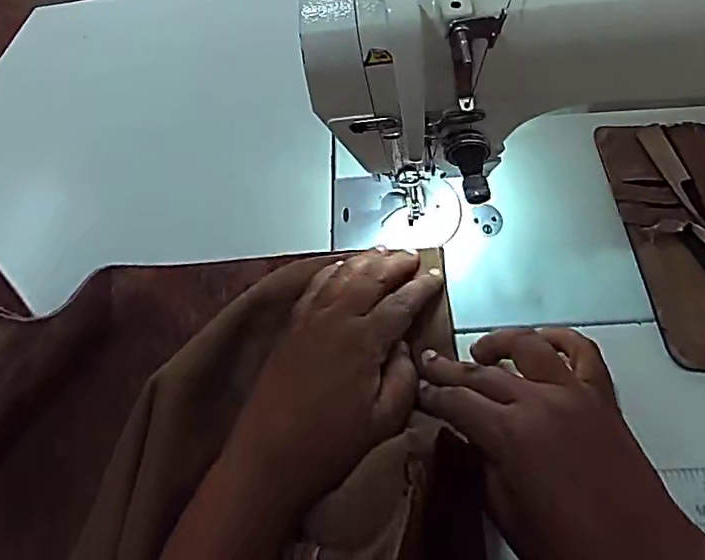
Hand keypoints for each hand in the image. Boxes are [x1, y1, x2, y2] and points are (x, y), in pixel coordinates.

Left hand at [222, 249, 443, 518]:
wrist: (270, 452)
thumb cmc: (331, 444)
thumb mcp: (383, 421)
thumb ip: (403, 378)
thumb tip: (404, 348)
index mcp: (364, 340)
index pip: (400, 303)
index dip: (420, 288)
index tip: (434, 275)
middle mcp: (337, 318)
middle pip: (371, 278)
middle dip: (394, 264)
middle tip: (411, 256)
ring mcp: (312, 317)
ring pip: (343, 275)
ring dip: (365, 260)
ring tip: (381, 253)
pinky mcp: (293, 323)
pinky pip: (316, 285)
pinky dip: (332, 270)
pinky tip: (339, 267)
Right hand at [419, 328, 704, 559]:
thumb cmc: (580, 552)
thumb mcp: (511, 518)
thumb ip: (482, 470)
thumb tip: (462, 441)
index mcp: (512, 435)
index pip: (458, 401)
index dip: (434, 395)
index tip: (422, 391)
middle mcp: (541, 404)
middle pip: (483, 372)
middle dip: (451, 369)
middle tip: (432, 365)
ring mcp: (574, 395)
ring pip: (526, 346)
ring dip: (498, 342)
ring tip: (482, 349)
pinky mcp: (602, 398)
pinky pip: (581, 352)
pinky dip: (560, 339)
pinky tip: (543, 339)